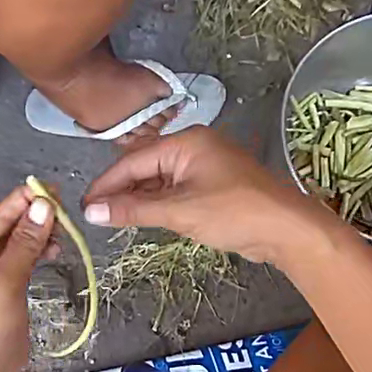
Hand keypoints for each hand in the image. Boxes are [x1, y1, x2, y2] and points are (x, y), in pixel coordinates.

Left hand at [0, 185, 56, 371]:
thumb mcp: (5, 282)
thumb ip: (24, 243)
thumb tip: (42, 208)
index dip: (24, 201)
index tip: (52, 190)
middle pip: (8, 227)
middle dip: (35, 217)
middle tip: (64, 212)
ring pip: (18, 243)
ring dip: (39, 235)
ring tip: (63, 233)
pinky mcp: (4, 289)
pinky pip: (23, 260)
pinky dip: (39, 252)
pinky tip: (53, 250)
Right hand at [81, 128, 332, 263]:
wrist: (286, 229)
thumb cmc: (234, 212)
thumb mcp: (180, 211)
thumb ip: (134, 210)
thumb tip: (91, 211)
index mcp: (186, 142)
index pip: (133, 161)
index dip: (106, 184)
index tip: (84, 205)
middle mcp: (195, 148)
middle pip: (146, 167)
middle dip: (122, 191)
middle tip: (97, 216)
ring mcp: (206, 167)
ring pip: (162, 181)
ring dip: (141, 200)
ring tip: (115, 220)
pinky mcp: (215, 187)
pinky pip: (178, 191)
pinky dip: (161, 205)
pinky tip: (145, 219)